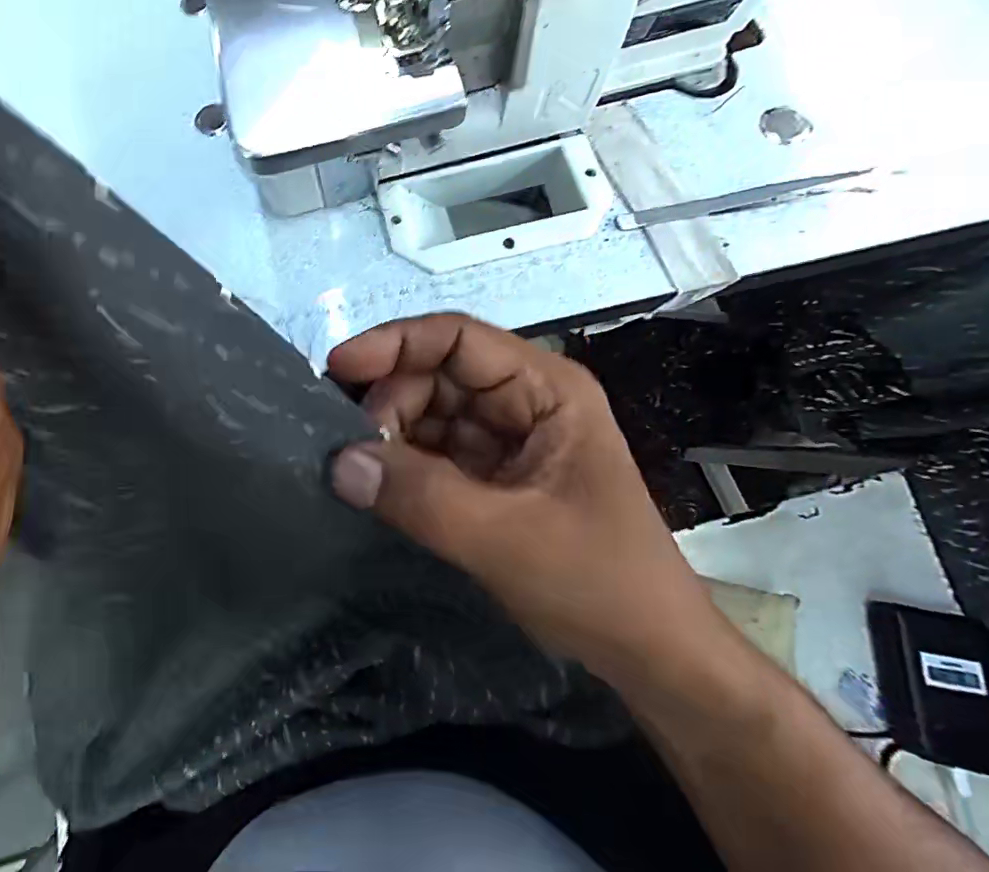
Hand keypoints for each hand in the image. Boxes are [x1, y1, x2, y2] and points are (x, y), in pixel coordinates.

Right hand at [328, 314, 721, 683]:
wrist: (649, 650)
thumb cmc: (596, 581)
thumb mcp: (505, 538)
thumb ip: (420, 496)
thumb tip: (339, 462)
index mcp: (548, 389)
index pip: (461, 338)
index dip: (396, 343)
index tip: (338, 369)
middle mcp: (529, 402)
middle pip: (442, 374)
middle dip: (391, 398)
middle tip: (346, 446)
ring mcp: (514, 441)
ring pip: (436, 414)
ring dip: (393, 433)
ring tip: (353, 467)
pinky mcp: (499, 480)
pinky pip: (440, 455)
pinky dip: (406, 465)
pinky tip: (375, 484)